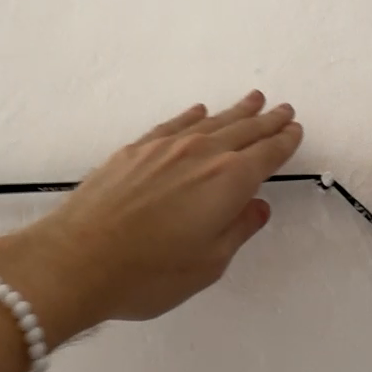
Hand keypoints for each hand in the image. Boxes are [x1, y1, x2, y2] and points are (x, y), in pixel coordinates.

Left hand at [0, 91, 301, 339]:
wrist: (76, 259)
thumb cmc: (148, 273)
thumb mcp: (207, 264)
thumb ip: (237, 230)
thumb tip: (256, 206)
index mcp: (229, 181)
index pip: (267, 154)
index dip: (284, 141)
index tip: (295, 129)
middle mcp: (204, 153)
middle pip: (245, 130)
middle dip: (267, 120)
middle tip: (284, 109)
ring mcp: (168, 146)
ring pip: (212, 121)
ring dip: (236, 110)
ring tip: (253, 99)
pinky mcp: (138, 149)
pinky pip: (175, 123)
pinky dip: (192, 116)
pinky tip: (199, 111)